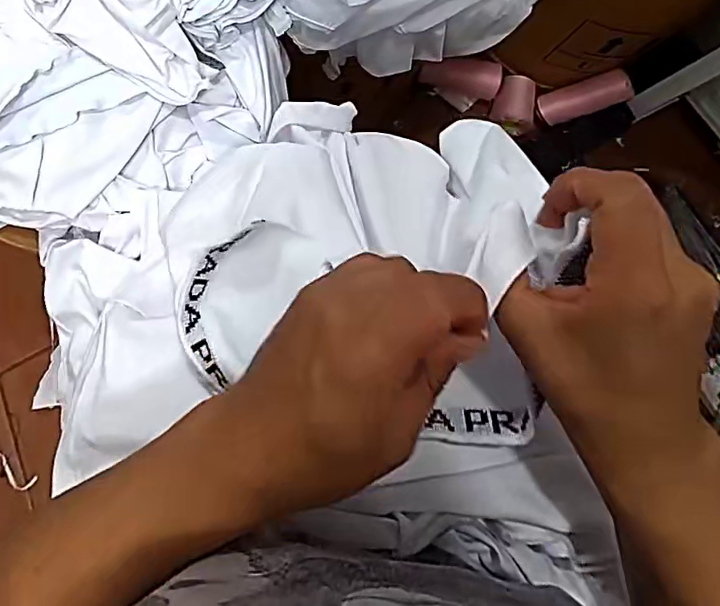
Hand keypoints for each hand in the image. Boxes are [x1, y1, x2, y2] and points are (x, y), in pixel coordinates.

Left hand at [201, 255, 488, 521]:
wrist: (248, 444)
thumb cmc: (326, 452)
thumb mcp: (399, 430)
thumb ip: (437, 370)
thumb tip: (463, 338)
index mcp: (389, 332)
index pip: (455, 292)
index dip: (471, 317)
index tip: (464, 347)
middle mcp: (362, 296)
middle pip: (427, 279)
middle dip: (441, 310)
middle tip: (431, 352)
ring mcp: (333, 287)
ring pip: (396, 269)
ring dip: (410, 296)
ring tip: (396, 338)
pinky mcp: (313, 289)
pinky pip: (364, 270)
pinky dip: (379, 289)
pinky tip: (367, 327)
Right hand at [497, 169, 719, 504]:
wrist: (653, 448)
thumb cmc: (590, 396)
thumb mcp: (531, 332)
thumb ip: (509, 271)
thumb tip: (505, 233)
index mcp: (638, 280)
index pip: (618, 193)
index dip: (577, 185)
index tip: (549, 215)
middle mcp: (679, 272)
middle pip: (635, 195)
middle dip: (588, 196)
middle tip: (557, 229)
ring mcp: (697, 280)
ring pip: (647, 214)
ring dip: (607, 217)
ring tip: (578, 255)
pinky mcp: (701, 289)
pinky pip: (659, 239)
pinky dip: (626, 238)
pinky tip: (605, 277)